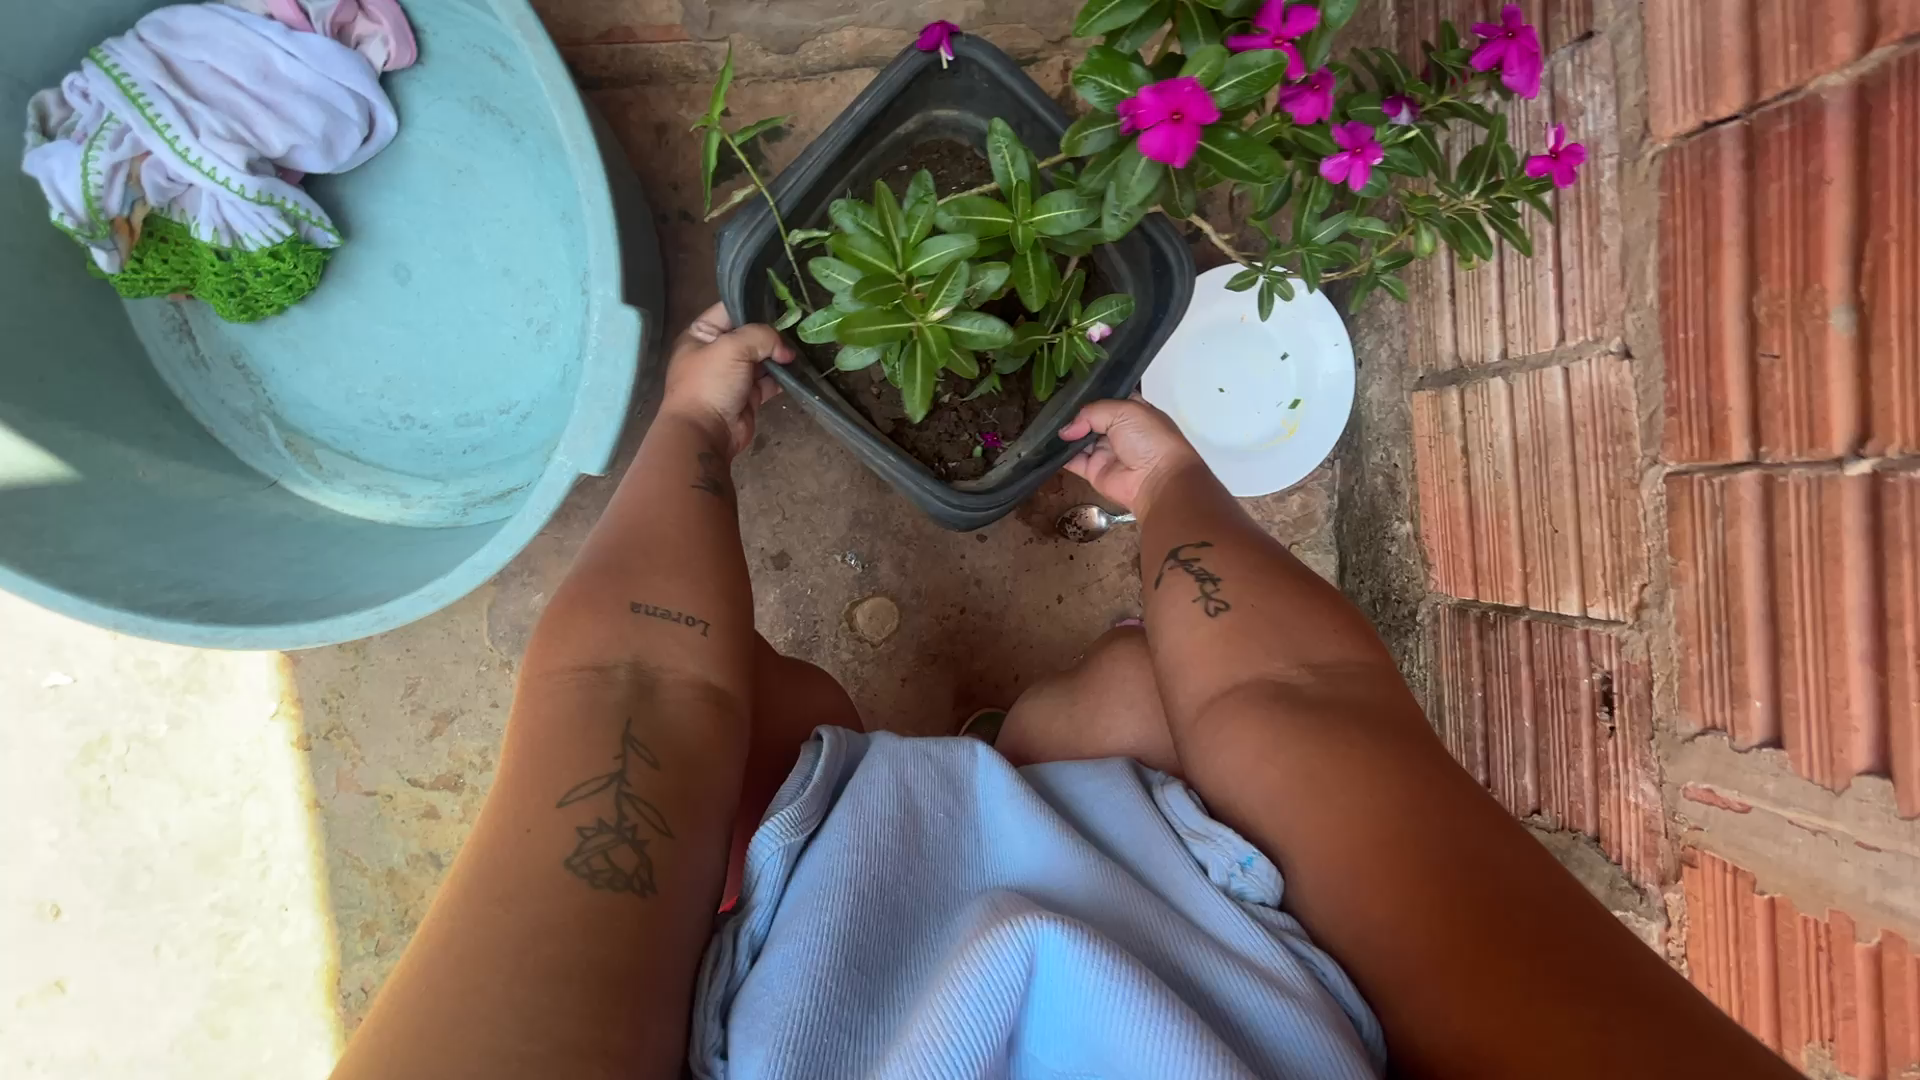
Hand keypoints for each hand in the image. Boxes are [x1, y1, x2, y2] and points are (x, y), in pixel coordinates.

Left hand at [660, 301, 794, 457]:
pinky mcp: (748, 396)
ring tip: (802, 348)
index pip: (729, 310)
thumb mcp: (732, 347)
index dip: (753, 305)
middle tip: (799, 327)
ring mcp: (733, 375)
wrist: (706, 432)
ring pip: (762, 359)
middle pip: (749, 335)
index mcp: (702, 334)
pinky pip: (769, 381)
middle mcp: (717, 352)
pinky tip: (798, 371)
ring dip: (780, 356)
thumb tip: (786, 350)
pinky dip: (783, 378)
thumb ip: (762, 337)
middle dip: (772, 333)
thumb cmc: (710, 383)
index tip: (781, 303)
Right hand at [1059, 397, 1206, 515]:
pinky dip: (1059, 455)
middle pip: (1088, 418)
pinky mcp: (1093, 471)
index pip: (1105, 398)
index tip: (1066, 393)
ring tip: (1046, 425)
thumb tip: (1067, 429)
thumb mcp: (1124, 411)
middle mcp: (1117, 430)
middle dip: (1072, 414)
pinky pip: (1072, 461)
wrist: (1157, 480)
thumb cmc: (1149, 439)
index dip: (1088, 395)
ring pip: (1078, 439)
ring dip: (1064, 434)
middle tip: (1052, 409)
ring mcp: (1104, 451)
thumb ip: (1091, 413)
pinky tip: (1047, 445)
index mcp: (1131, 411)